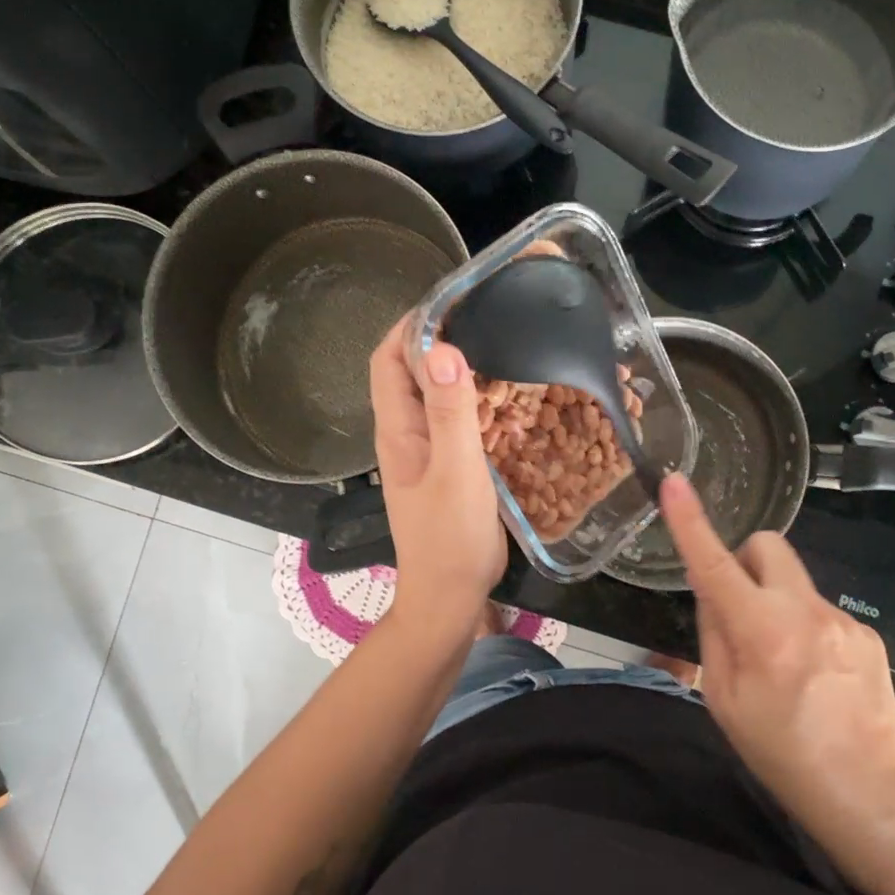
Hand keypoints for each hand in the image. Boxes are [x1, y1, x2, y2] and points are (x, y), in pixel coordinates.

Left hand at [370, 315, 506, 623]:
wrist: (448, 596)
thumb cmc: (450, 537)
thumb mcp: (457, 473)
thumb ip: (452, 413)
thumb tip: (443, 349)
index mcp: (398, 429)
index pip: (389, 359)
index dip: (412, 324)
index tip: (452, 298)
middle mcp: (405, 434)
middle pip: (409, 371)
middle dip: (438, 338)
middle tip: (484, 314)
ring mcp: (424, 452)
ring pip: (433, 395)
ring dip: (456, 367)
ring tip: (498, 343)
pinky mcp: (445, 468)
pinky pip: (453, 419)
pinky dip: (472, 399)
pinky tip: (505, 395)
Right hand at [659, 473, 894, 841]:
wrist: (865, 794)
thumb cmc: (779, 754)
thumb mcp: (723, 701)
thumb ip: (713, 635)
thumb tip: (713, 593)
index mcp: (762, 633)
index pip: (716, 564)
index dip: (689, 521)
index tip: (674, 481)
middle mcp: (806, 612)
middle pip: (768, 545)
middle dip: (745, 561)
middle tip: (739, 608)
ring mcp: (844, 620)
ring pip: (794, 582)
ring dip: (775, 603)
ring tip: (782, 664)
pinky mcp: (867, 633)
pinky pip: (820, 610)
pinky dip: (804, 627)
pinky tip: (814, 676)